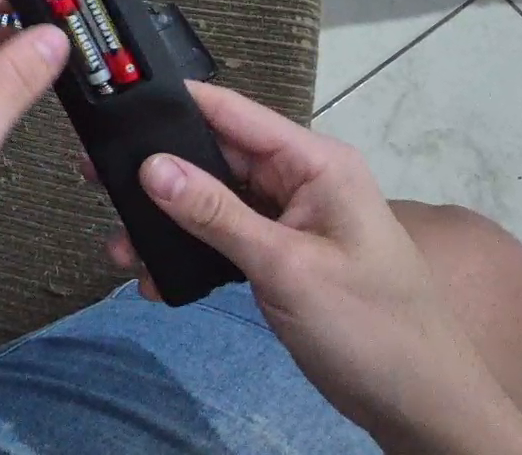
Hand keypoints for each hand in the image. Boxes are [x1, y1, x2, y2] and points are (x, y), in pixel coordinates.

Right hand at [103, 82, 521, 453]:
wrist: (427, 418)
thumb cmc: (374, 331)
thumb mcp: (289, 269)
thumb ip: (215, 213)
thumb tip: (148, 165)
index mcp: (312, 162)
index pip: (228, 112)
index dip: (171, 104)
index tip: (113, 105)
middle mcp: (295, 178)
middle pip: (209, 155)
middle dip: (153, 171)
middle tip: (94, 179)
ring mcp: (283, 215)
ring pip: (205, 198)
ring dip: (162, 220)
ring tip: (119, 247)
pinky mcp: (273, 250)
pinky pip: (215, 235)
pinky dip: (184, 251)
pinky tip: (152, 276)